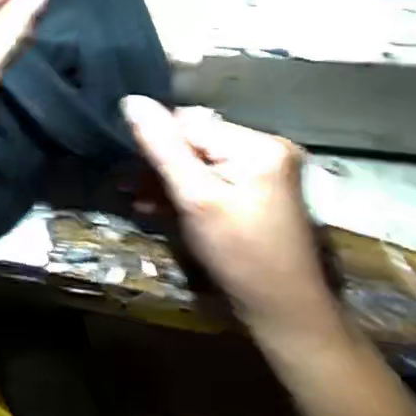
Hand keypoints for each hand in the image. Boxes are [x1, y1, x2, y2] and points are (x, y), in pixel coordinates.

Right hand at [120, 96, 339, 344]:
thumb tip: (131, 100)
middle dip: (160, 164)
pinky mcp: (257, 191)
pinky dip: (186, 191)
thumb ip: (162, 148)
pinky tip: (160, 206)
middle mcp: (265, 148)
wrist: (285, 315)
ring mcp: (263, 171)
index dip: (157, 144)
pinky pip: (211, 177)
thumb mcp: (195, 199)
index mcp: (257, 145)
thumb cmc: (241, 256)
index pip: (188, 123)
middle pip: (193, 140)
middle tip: (130, 188)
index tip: (132, 170)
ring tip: (140, 200)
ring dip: (167, 179)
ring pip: (197, 160)